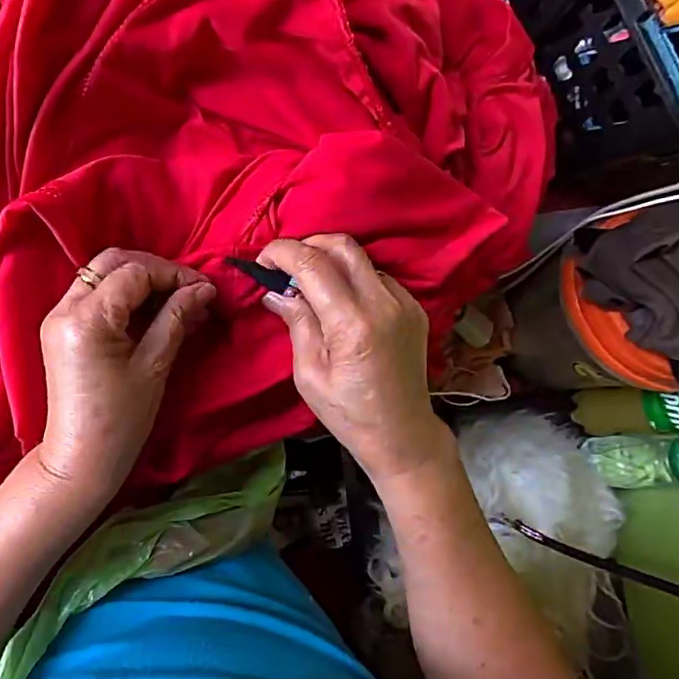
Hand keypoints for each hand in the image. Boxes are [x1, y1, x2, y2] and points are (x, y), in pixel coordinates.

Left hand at [36, 248, 217, 495]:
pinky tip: (153, 311)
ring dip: (140, 280)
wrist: (80, 459)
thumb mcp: (154, 366)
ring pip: (101, 275)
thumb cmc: (121, 421)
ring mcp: (58, 317)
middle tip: (189, 290)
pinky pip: (94, 295)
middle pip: (112, 263)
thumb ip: (176, 318)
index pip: (133, 273)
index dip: (173, 275)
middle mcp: (64, 308)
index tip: (204, 290)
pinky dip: (124, 295)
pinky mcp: (61, 328)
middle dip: (155, 270)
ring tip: (176, 301)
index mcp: (86, 318)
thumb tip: (203, 289)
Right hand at [256, 234, 452, 481]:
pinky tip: (341, 301)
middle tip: (286, 265)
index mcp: (353, 324)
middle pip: (343, 245)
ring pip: (362, 259)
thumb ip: (297, 324)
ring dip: (331, 261)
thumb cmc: (348, 413)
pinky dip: (353, 278)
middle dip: (308, 245)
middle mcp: (383, 304)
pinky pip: (379, 277)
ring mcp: (404, 304)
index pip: (313, 264)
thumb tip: (276, 291)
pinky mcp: (414, 309)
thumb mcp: (309, 375)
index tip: (264, 261)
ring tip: (310, 285)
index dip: (283, 253)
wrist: (402, 434)